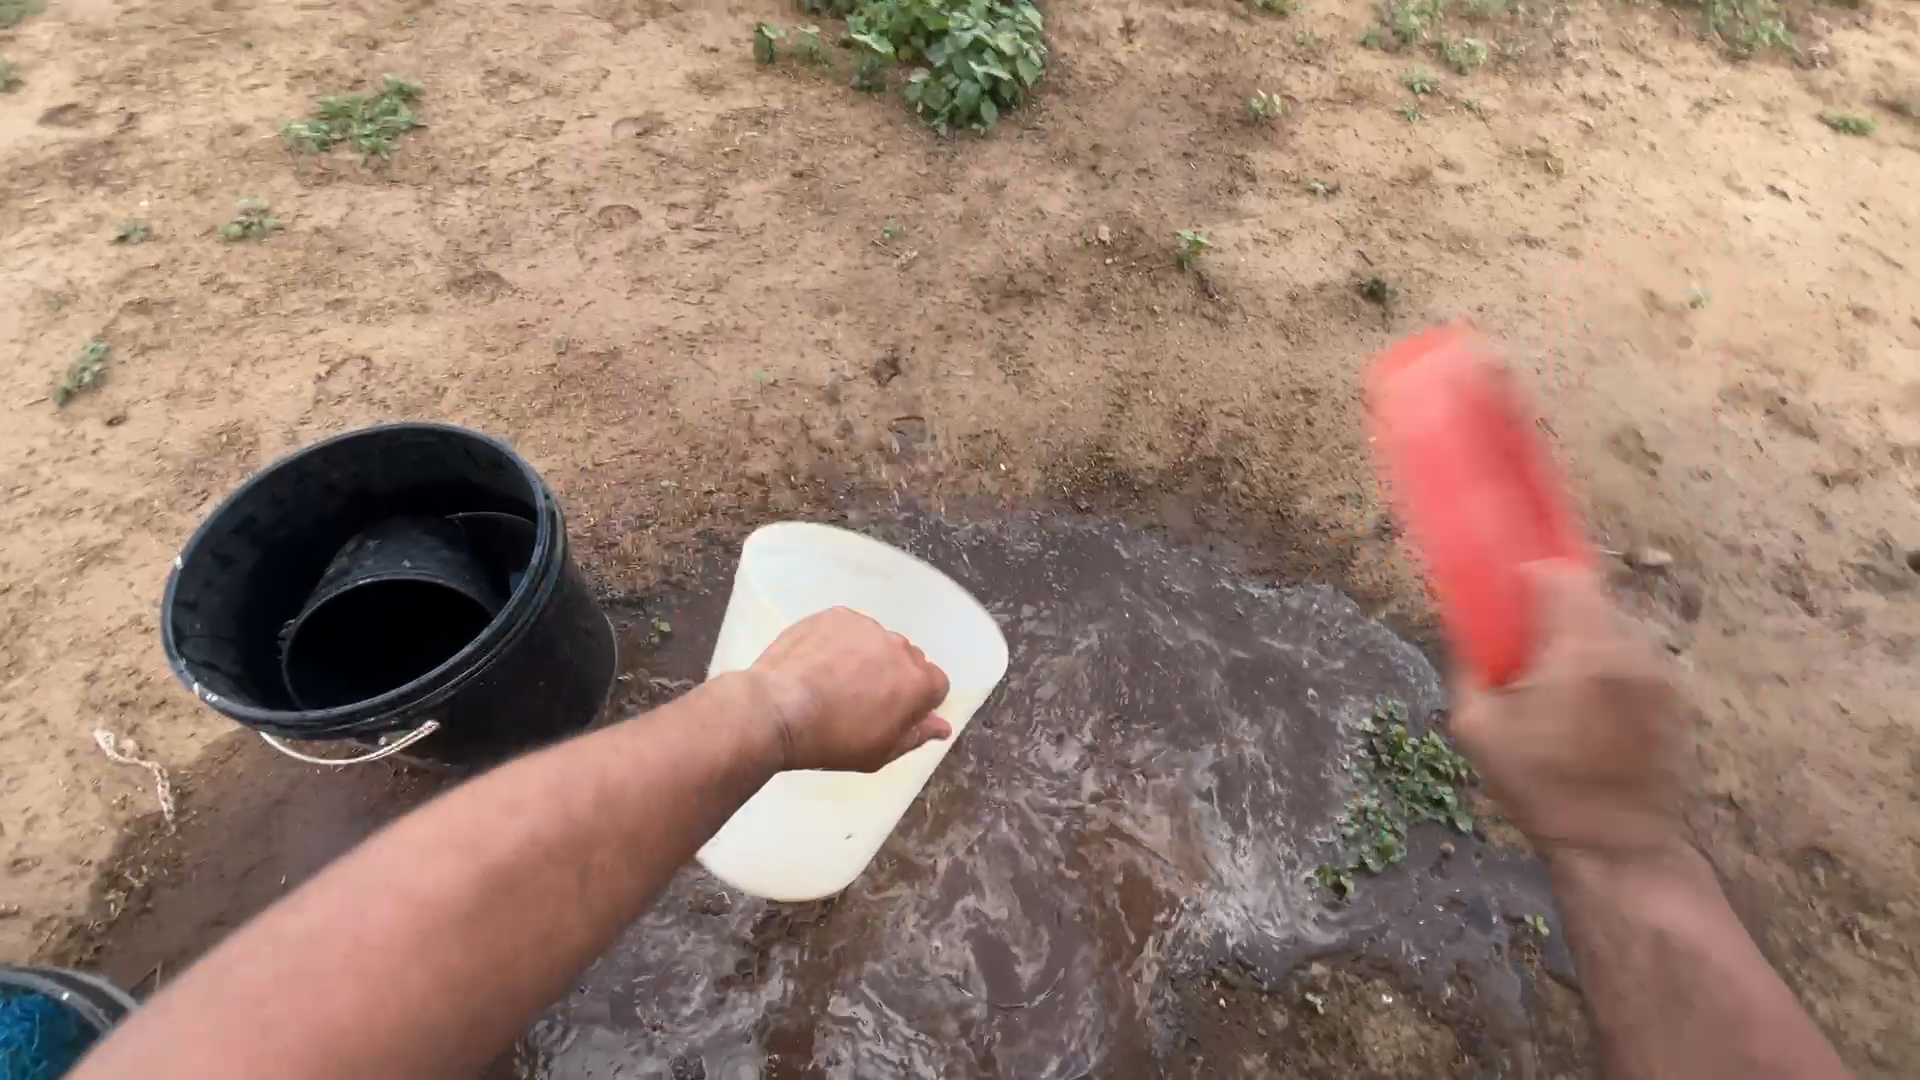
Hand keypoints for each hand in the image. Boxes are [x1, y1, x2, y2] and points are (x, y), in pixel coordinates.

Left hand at [743, 606, 951, 772]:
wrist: (777, 709)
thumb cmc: (832, 740)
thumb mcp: (879, 752)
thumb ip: (916, 735)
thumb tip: (943, 725)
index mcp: (917, 683)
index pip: (937, 684)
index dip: (918, 700)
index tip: (893, 712)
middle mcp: (900, 647)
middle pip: (909, 659)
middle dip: (893, 675)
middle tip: (861, 698)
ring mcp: (867, 626)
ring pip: (878, 641)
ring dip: (867, 656)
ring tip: (834, 678)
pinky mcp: (837, 615)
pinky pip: (849, 627)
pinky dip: (840, 642)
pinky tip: (818, 662)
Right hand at [1449, 560, 1688, 868]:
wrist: (1613, 841)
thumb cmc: (1534, 782)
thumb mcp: (1474, 724)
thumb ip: (1467, 665)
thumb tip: (1463, 625)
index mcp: (1578, 654)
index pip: (1563, 576)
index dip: (1529, 574)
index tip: (1505, 593)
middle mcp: (1629, 654)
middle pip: (1591, 593)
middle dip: (1553, 605)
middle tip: (1522, 637)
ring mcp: (1659, 674)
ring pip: (1614, 620)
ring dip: (1580, 629)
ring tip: (1553, 670)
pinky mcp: (1674, 695)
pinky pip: (1632, 650)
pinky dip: (1604, 655)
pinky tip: (1582, 694)